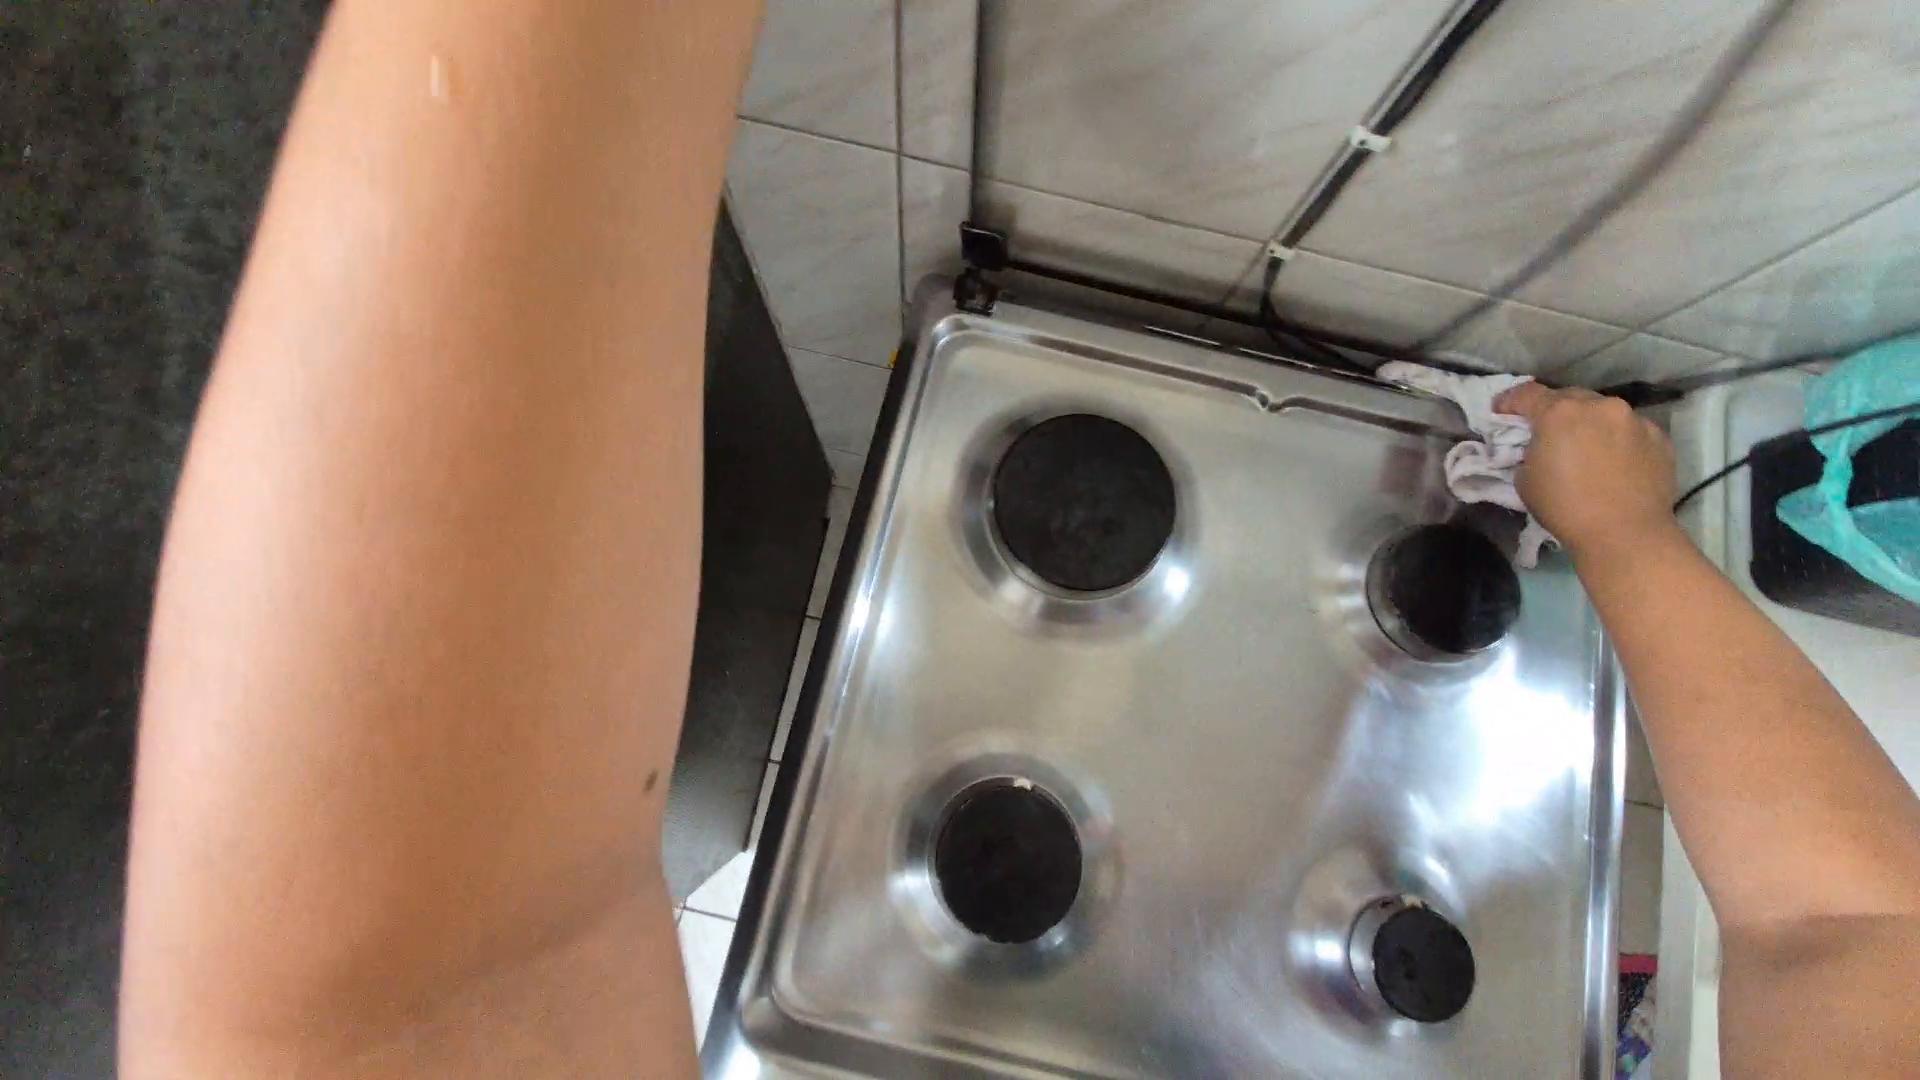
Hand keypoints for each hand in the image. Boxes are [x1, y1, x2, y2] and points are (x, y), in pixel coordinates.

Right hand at [1494, 383, 1679, 559]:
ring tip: (1582, 445)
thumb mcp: (1525, 477)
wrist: (1624, 530)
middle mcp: (1600, 407)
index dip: (1509, 401)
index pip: (1527, 394)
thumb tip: (1540, 446)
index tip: (1500, 413)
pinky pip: (1628, 429)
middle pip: (1569, 397)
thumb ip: (1530, 450)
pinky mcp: (1659, 437)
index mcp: (1560, 413)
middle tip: (1544, 431)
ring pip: (1602, 411)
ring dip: (1587, 422)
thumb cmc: (1563, 505)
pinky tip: (1611, 459)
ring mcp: (1634, 420)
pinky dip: (1615, 437)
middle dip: (1552, 410)